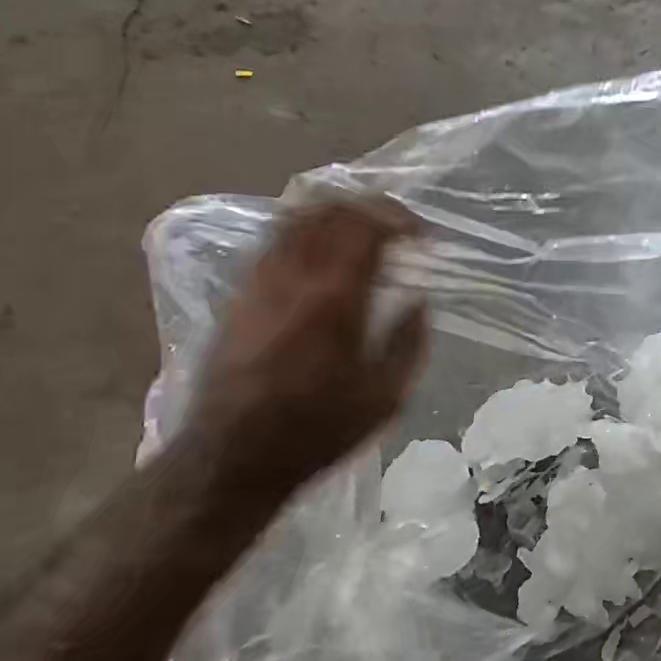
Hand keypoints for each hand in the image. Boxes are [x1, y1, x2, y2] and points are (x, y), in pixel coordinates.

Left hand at [188, 197, 428, 494]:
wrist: (235, 453)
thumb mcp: (387, 395)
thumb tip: (420, 303)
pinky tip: (326, 251)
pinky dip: (306, 232)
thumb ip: (408, 341)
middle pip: (326, 212)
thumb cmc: (320, 428)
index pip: (365, 229)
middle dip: (369, 207)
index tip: (425, 234)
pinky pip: (274, 243)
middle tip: (400, 224)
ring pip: (294, 221)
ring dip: (335, 214)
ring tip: (365, 229)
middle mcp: (292, 279)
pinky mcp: (240, 296)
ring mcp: (259, 283)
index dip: (399, 219)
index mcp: (334, 299)